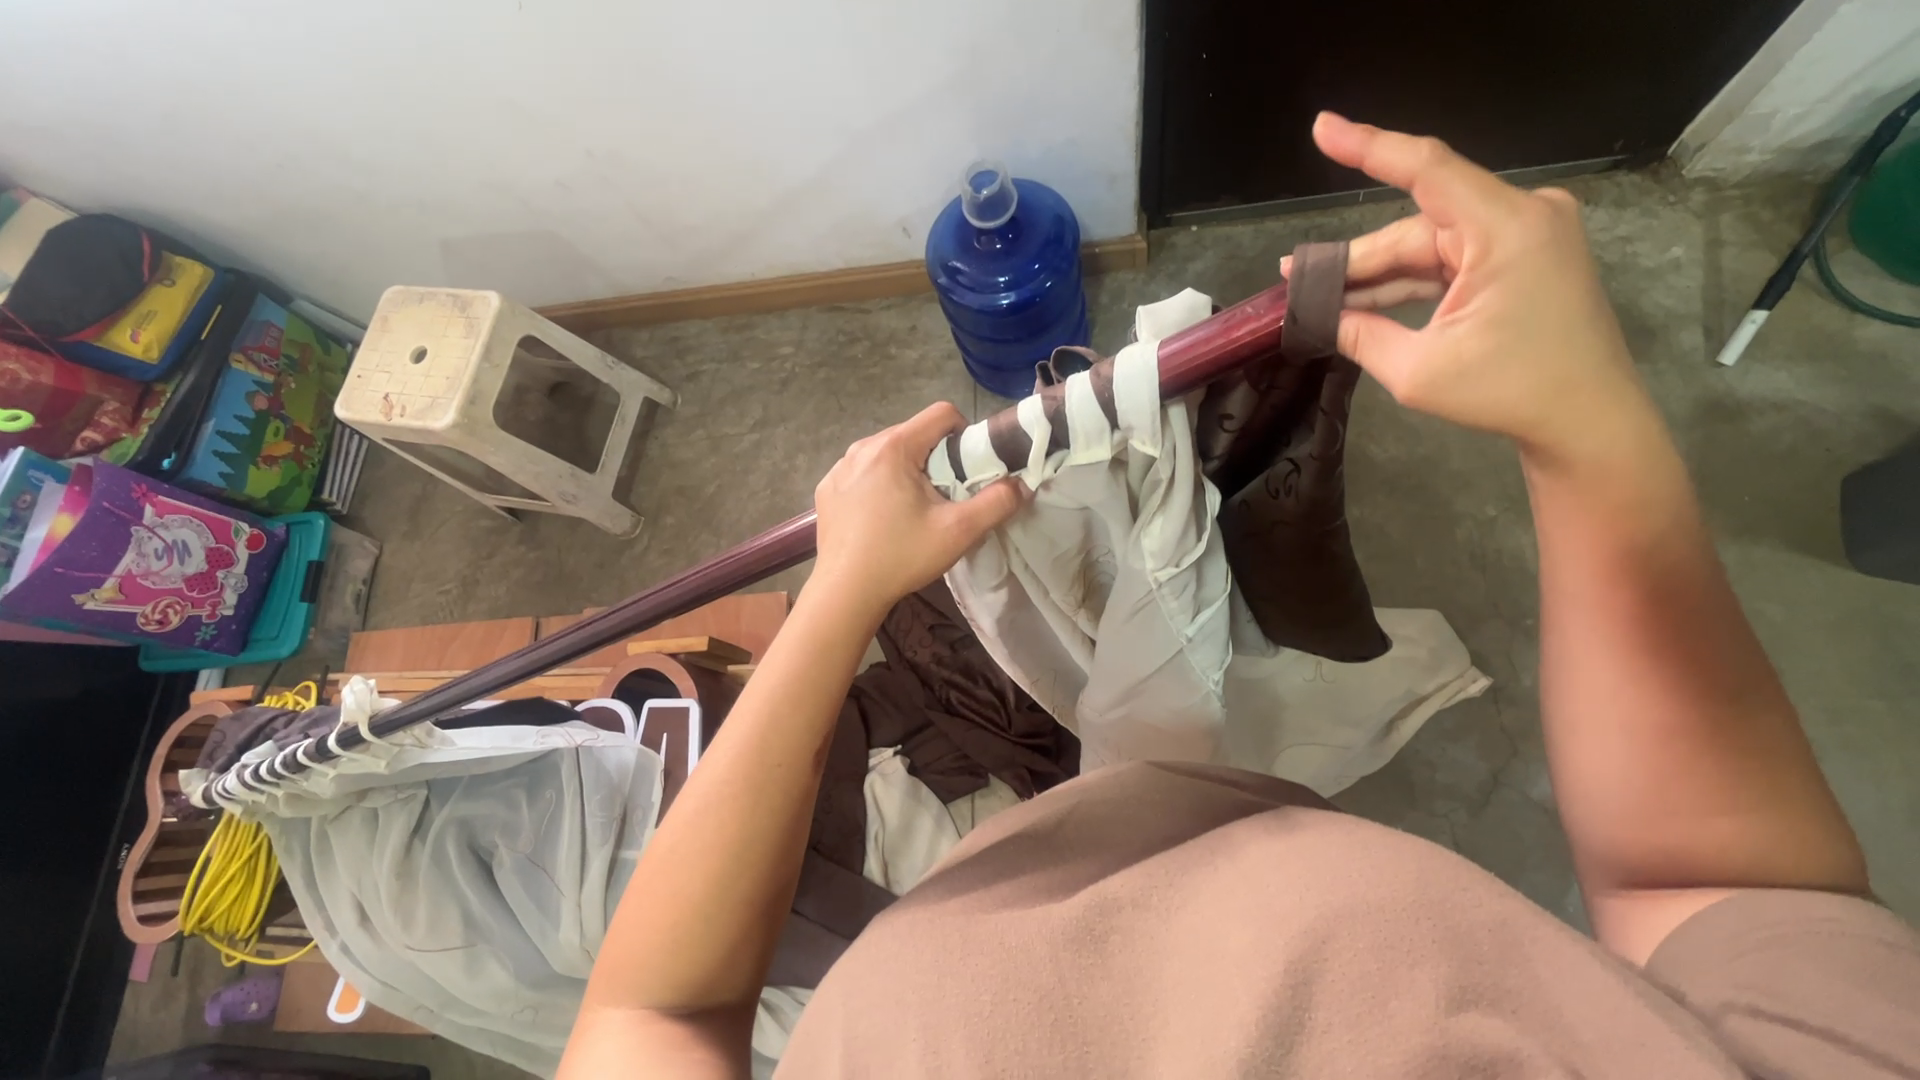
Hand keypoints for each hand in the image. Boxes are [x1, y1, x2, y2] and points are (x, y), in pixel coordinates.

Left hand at [811, 403, 1024, 616]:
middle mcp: (862, 447)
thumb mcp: (959, 532)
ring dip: (906, 471)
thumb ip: (997, 503)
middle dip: (934, 457)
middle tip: (943, 497)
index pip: (941, 414)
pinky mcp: (826, 489)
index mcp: (894, 447)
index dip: (964, 435)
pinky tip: (880, 519)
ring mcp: (839, 468)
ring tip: (911, 511)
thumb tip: (1021, 485)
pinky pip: (862, 473)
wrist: (845, 592)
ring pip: (886, 453)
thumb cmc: (901, 556)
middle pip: (913, 433)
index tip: (966, 471)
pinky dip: (877, 486)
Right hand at [1289, 113, 1660, 467]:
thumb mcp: (1418, 371)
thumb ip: (1361, 334)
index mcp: (1507, 229)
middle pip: (1414, 227)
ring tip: (1313, 296)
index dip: (1368, 147)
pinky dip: (1404, 283)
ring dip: (1374, 275)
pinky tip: (1356, 302)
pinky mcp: (1519, 258)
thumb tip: (1314, 315)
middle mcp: (1520, 217)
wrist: (1585, 419)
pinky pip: (1446, 261)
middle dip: (1354, 259)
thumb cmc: (1508, 393)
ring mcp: (1523, 236)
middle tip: (1292, 279)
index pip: (1427, 169)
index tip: (1321, 129)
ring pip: (1425, 247)